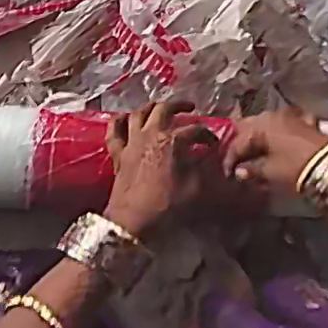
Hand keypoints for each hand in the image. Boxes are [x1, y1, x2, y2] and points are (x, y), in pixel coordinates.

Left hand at [102, 102, 218, 237]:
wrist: (133, 221)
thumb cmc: (167, 205)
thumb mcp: (196, 188)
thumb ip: (205, 169)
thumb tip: (213, 160)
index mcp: (172, 140)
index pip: (195, 130)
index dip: (207, 135)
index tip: (213, 143)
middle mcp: (151, 133)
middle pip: (165, 109)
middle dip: (180, 105)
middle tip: (190, 108)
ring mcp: (131, 141)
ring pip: (139, 113)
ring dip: (151, 107)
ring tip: (160, 108)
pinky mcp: (117, 152)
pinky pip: (114, 130)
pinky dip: (119, 121)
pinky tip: (125, 118)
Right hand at [224, 106, 327, 198]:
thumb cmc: (295, 167)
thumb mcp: (270, 171)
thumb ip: (252, 170)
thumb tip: (239, 172)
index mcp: (261, 125)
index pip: (238, 142)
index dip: (230, 159)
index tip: (228, 174)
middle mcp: (273, 115)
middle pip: (250, 127)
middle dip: (242, 143)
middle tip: (237, 159)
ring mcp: (291, 117)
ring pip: (267, 125)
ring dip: (259, 137)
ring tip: (253, 152)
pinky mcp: (305, 123)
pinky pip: (284, 126)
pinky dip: (277, 135)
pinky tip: (276, 143)